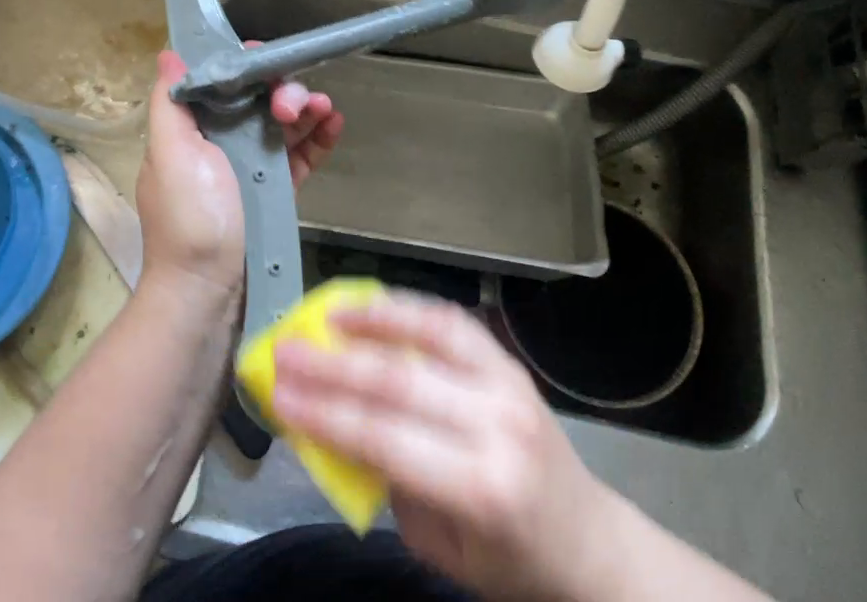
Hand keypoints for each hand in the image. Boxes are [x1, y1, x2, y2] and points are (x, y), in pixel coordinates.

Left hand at [137, 49, 343, 292]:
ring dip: (306, 109)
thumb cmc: (189, 218)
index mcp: (191, 131)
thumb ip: (171, 103)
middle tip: (291, 104)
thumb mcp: (171, 154)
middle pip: (257, 102)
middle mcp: (219, 145)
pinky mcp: (275, 194)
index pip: (221, 84)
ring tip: (326, 108)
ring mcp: (249, 171)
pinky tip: (333, 125)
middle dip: (281, 91)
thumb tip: (168, 54)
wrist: (207, 290)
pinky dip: (318, 138)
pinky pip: (299, 157)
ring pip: (282, 127)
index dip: (245, 66)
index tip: (265, 59)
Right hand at [269, 293, 621, 601]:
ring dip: (372, 322)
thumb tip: (331, 424)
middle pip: (399, 382)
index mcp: (480, 489)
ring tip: (325, 315)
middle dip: (332, 366)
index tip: (277, 395)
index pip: (384, 439)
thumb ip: (386, 482)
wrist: (589, 543)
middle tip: (283, 351)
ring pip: (431, 337)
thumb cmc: (507, 560)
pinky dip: (410, 310)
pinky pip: (455, 325)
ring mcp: (510, 387)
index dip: (325, 414)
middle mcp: (498, 427)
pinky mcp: (512, 366)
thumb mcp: (437, 546)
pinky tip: (374, 307)